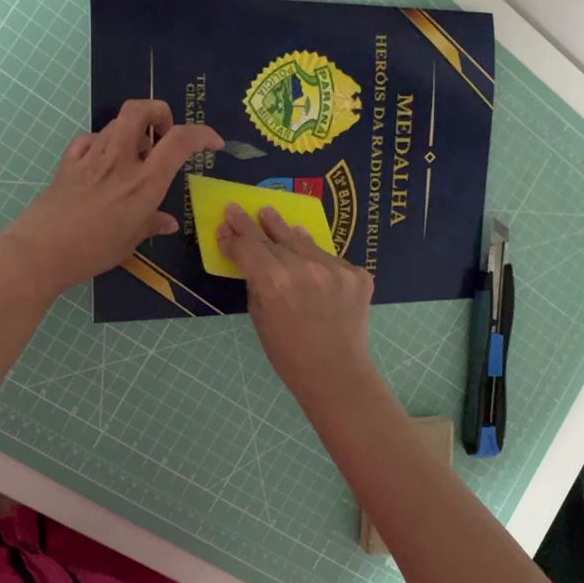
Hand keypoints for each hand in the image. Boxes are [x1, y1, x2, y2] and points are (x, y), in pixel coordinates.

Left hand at [0, 100, 220, 297]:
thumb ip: (151, 224)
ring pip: (115, 124)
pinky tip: (100, 164)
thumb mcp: (130, 242)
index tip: (212, 143)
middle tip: (161, 136)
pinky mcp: (68, 162)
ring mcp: (91, 157)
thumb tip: (168, 222)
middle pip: (140, 109)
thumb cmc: (93, 251)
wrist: (41, 250)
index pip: (180, 140)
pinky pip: (90, 140)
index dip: (202, 133)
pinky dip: (101, 145)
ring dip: (130, 133)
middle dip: (157, 112)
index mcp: (144, 182)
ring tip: (132, 158)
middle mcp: (120, 160)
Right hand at [218, 203, 380, 399]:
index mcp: (274, 281)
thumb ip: (254, 280)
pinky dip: (316, 258)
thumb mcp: (259, 316)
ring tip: (272, 215)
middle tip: (240, 209)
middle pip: (273, 238)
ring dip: (285, 231)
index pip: (248, 246)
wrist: (336, 373)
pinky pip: (329, 259)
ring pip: (303, 242)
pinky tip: (309, 256)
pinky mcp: (357, 274)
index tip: (226, 221)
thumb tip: (245, 253)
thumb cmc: (288, 352)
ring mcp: (335, 268)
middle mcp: (304, 267)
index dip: (234, 234)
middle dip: (253, 224)